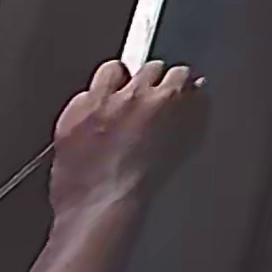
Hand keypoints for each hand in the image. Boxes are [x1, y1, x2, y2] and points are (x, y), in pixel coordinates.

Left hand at [49, 60, 201, 228]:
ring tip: (120, 97)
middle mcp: (135, 93)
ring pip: (113, 69)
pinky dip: (91, 102)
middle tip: (149, 97)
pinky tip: (97, 118)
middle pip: (150, 67)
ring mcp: (101, 102)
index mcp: (168, 98)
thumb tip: (197, 88)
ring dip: (120, 80)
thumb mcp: (187, 142)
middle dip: (153, 80)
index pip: (180, 72)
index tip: (176, 90)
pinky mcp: (73, 113)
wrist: (103, 205)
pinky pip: (83, 93)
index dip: (179, 83)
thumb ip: (196, 108)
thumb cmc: (146, 179)